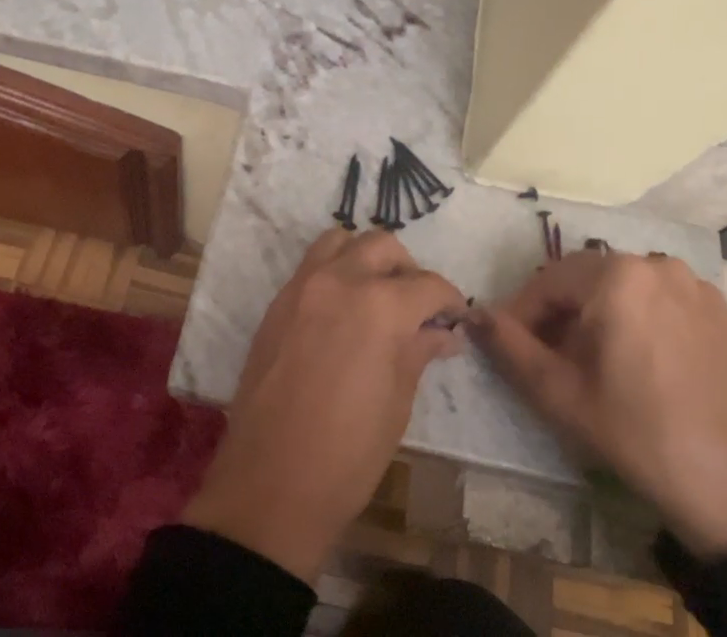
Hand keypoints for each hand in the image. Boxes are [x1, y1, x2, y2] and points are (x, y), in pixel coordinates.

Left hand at [182, 229, 466, 581]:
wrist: (271, 484)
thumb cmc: (348, 453)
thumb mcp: (397, 403)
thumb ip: (418, 353)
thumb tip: (443, 334)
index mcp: (379, 306)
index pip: (428, 284)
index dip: (449, 301)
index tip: (455, 320)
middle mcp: (338, 282)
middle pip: (382, 246)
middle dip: (408, 270)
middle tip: (418, 308)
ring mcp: (300, 289)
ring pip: (339, 242)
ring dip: (365, 259)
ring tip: (377, 299)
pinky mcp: (275, 307)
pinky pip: (310, 268)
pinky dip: (334, 274)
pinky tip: (344, 315)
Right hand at [470, 250, 726, 560]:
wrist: (724, 481)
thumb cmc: (631, 431)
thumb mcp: (555, 391)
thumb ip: (508, 345)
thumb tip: (474, 315)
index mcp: (618, 276)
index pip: (549, 281)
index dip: (522, 313)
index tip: (509, 345)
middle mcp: (659, 264)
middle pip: (588, 278)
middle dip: (561, 311)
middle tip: (546, 354)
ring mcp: (696, 286)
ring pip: (625, 286)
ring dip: (599, 312)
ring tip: (591, 358)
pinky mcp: (721, 311)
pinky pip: (661, 299)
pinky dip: (639, 317)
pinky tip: (637, 359)